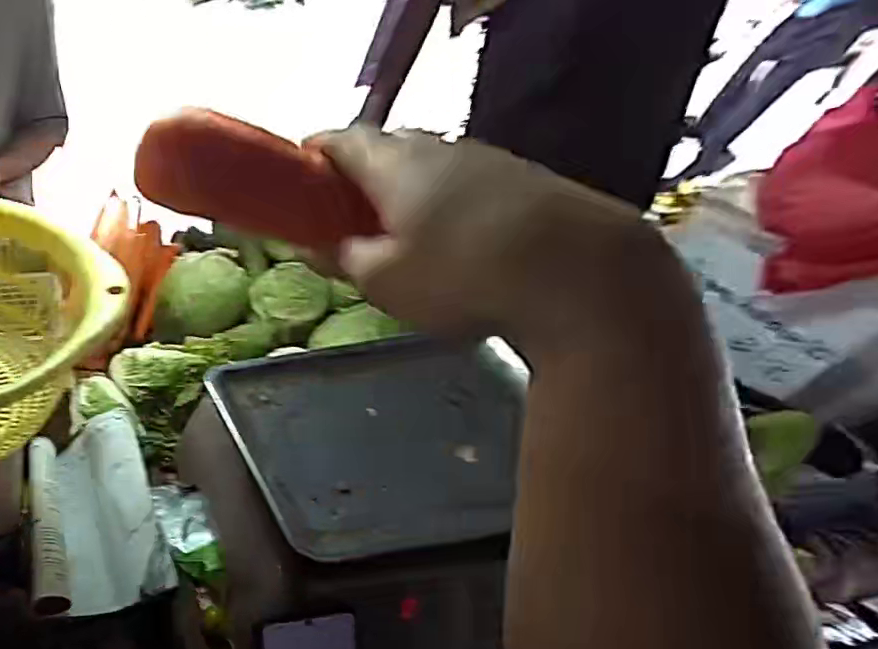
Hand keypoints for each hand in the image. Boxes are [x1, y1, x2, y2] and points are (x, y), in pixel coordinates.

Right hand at [317, 127, 668, 346]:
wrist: (580, 275)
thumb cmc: (459, 276)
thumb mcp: (381, 279)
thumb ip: (342, 258)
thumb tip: (317, 246)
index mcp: (399, 166)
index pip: (347, 139)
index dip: (316, 152)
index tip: (296, 171)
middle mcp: (443, 150)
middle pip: (387, 148)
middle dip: (355, 174)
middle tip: (335, 210)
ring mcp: (488, 162)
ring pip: (425, 166)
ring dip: (396, 190)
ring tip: (381, 230)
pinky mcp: (520, 182)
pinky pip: (458, 183)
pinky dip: (432, 202)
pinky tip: (432, 238)